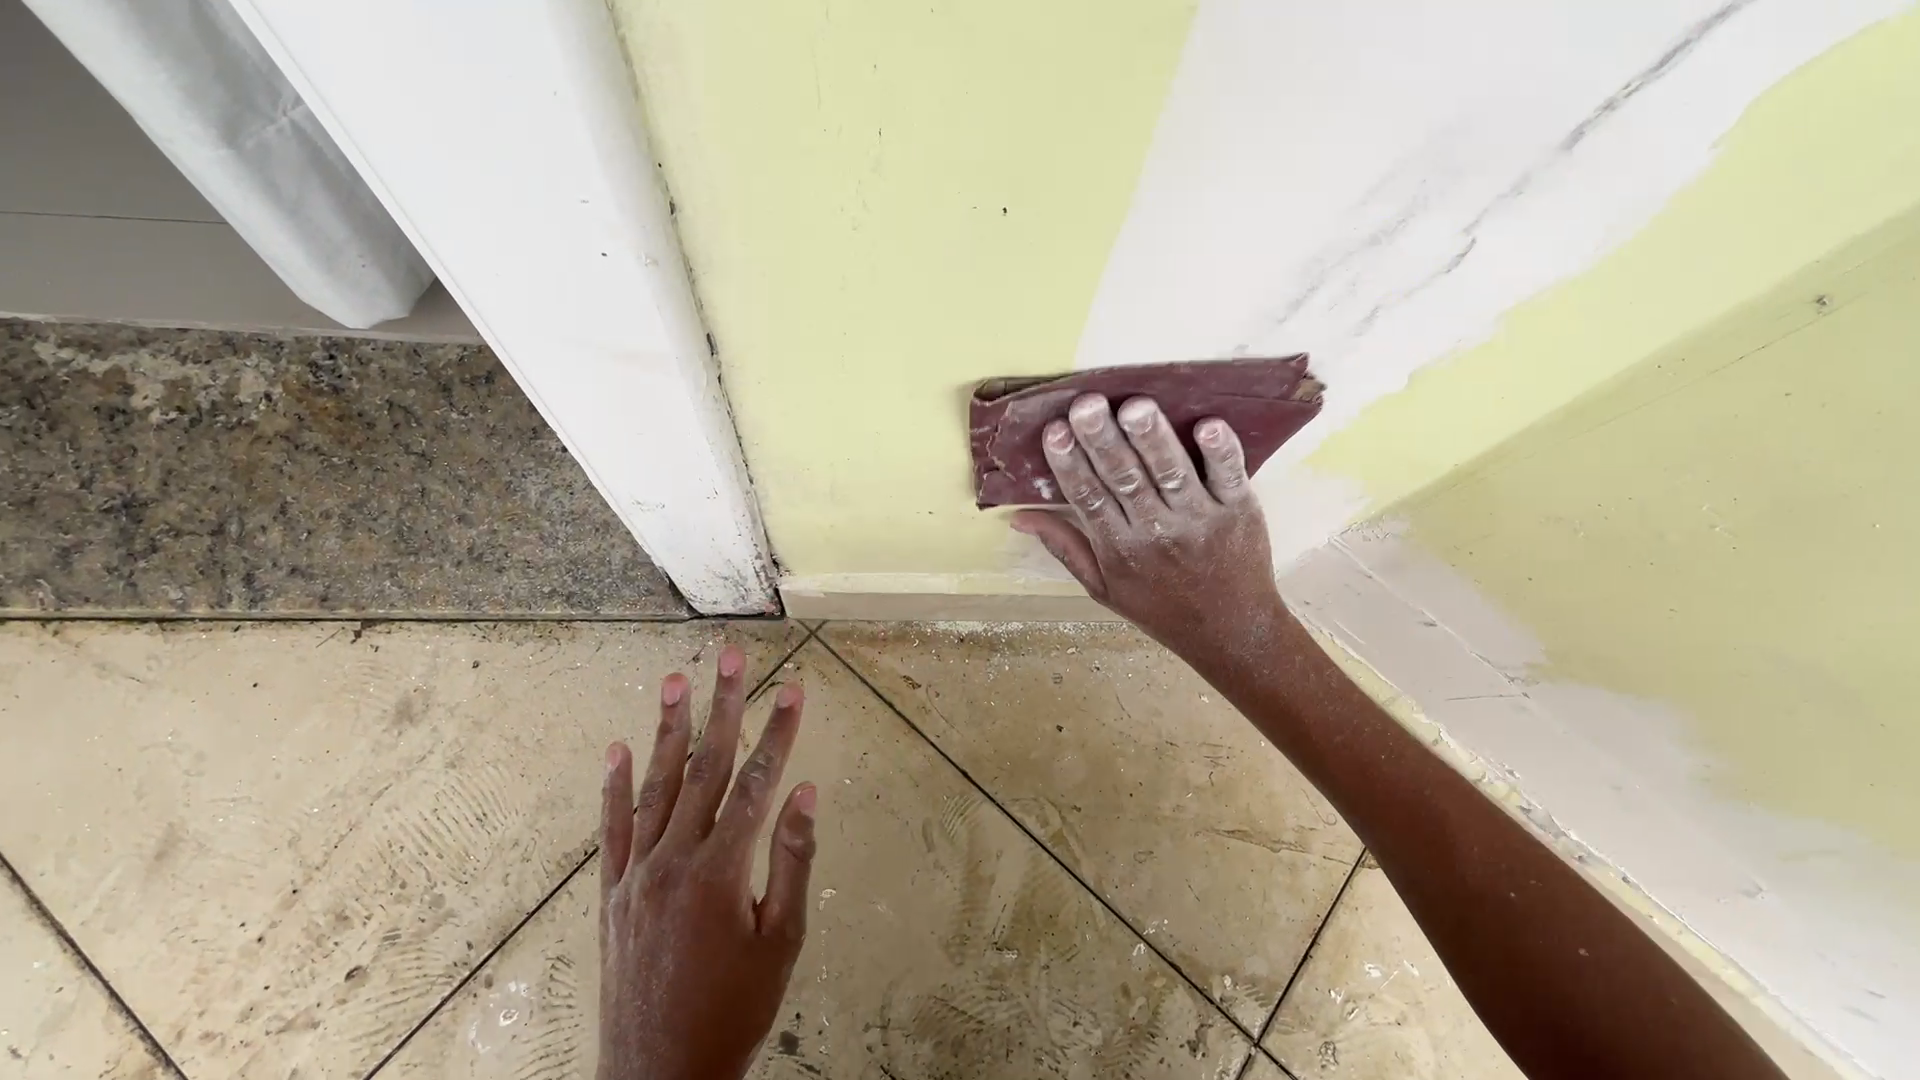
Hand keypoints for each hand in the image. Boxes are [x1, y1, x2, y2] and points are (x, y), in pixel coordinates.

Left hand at [598, 645, 817, 1079]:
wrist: (660, 1074)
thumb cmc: (735, 1009)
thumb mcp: (781, 941)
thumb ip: (793, 861)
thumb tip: (805, 792)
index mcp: (721, 868)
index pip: (758, 782)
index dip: (779, 731)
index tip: (792, 687)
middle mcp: (674, 858)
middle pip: (705, 766)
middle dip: (723, 706)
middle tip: (728, 655)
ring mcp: (636, 873)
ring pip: (654, 785)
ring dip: (667, 729)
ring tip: (675, 680)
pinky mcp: (611, 893)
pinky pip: (611, 828)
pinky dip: (613, 786)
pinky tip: (616, 750)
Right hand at [1011, 394, 1293, 660]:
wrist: (1231, 631)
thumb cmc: (1160, 607)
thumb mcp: (1102, 587)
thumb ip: (1064, 545)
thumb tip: (1018, 516)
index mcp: (1118, 548)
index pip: (1088, 498)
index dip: (1069, 465)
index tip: (1054, 431)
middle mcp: (1155, 531)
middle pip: (1125, 479)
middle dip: (1103, 441)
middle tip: (1086, 404)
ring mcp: (1199, 519)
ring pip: (1171, 472)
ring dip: (1153, 438)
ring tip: (1136, 406)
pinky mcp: (1239, 510)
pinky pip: (1229, 476)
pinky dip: (1220, 452)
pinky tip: (1209, 425)